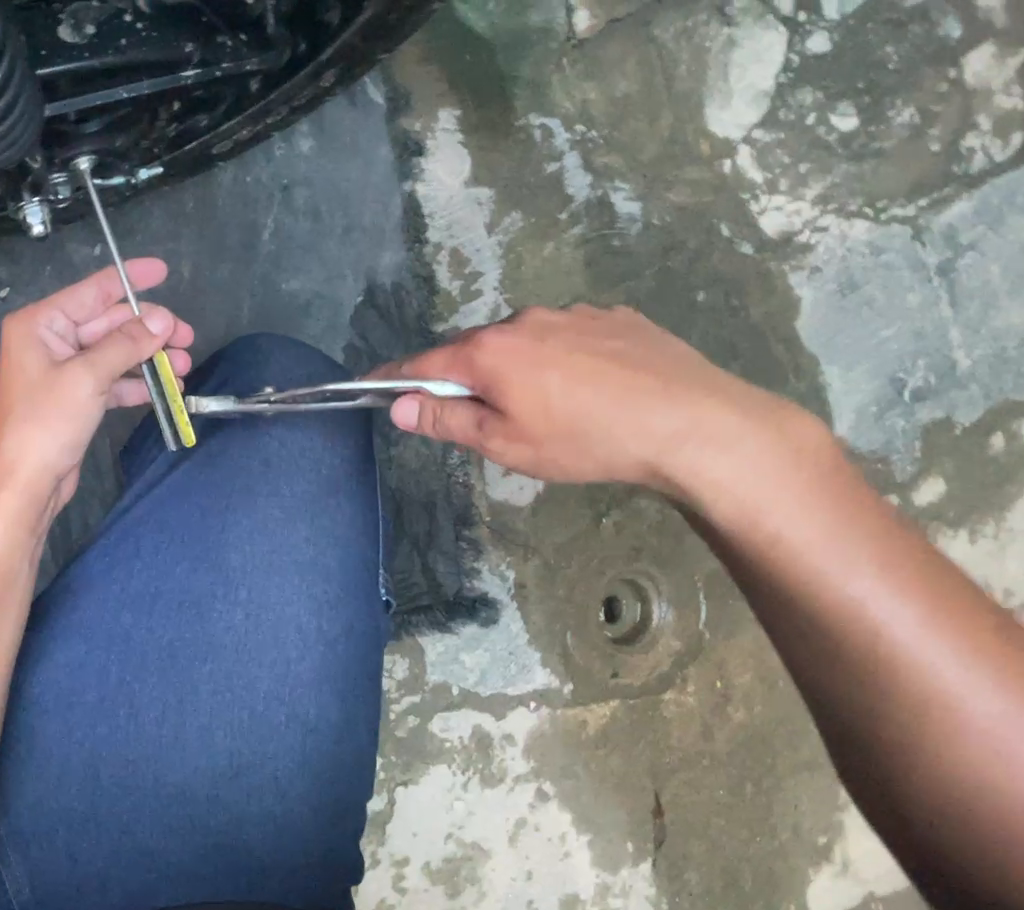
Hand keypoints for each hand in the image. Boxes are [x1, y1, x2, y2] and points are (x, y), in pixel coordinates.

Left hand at [0, 258, 194, 518]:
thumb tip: (162, 320)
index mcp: (41, 323)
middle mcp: (49, 341)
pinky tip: (164, 388)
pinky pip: (110, 381)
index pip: (93, 291)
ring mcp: (62, 372)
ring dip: (148, 358)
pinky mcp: (74, 399)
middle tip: (187, 337)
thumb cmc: (46, 423)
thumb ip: (127, 344)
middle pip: (108, 324)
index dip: (130, 280)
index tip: (163, 270)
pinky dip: (135, 383)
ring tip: (184, 365)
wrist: (27, 481)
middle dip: (148, 330)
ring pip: (113, 354)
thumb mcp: (88, 377)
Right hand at [378, 304, 804, 497]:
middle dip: (462, 376)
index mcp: (488, 351)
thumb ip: (445, 418)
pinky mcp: (614, 316)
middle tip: (476, 416)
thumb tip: (395, 403)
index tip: (370, 386)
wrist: (693, 423)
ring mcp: (572, 313)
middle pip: (471, 348)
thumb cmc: (584, 441)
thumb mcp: (503, 443)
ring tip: (541, 406)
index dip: (393, 377)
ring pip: (521, 340)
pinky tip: (584, 388)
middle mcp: (523, 320)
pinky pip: (564, 335)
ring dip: (513, 367)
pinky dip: (556, 357)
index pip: (421, 361)